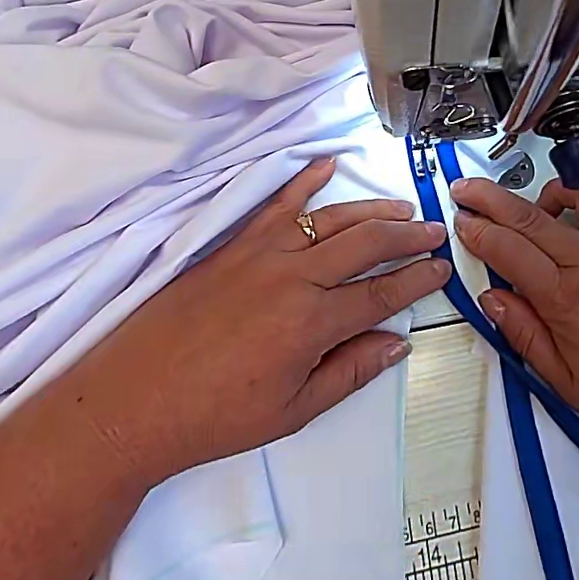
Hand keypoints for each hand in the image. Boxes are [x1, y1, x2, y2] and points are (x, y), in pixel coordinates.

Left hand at [49, 158, 450, 484]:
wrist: (136, 396)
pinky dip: (303, 180)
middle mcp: (294, 276)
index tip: (443, 267)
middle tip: (434, 230)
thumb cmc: (216, 415)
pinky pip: (276, 202)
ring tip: (401, 208)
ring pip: (331, 218)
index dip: (418, 279)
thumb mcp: (292, 410)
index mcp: (312, 323)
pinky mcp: (234, 242)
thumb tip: (397, 342)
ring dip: (371, 210)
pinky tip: (326, 164)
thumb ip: (349, 371)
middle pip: (365, 244)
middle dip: (407, 236)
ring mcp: (261, 252)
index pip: (382, 292)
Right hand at [450, 177, 578, 474]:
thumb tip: (495, 303)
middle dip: (489, 196)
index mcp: (569, 301)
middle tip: (469, 188)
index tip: (462, 222)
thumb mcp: (572, 386)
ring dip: (550, 190)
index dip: (476, 231)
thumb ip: (526, 337)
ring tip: (536, 201)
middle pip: (530, 215)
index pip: (507, 250)